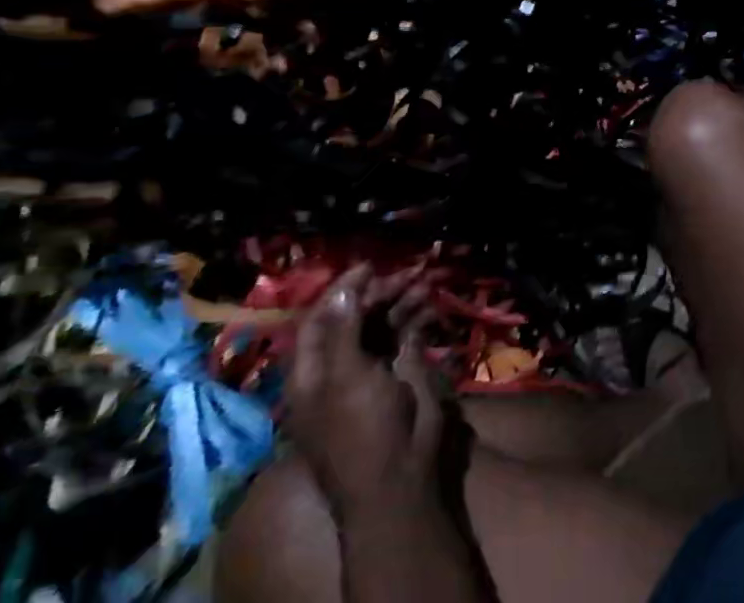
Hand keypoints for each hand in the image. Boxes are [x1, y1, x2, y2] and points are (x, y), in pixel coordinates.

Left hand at [285, 264, 442, 521]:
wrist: (399, 476)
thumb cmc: (362, 429)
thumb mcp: (346, 378)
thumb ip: (343, 330)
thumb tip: (342, 290)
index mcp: (312, 372)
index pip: (320, 320)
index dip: (341, 292)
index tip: (368, 267)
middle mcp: (339, 367)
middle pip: (355, 319)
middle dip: (378, 293)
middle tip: (406, 273)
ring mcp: (372, 372)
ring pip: (383, 326)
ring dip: (402, 302)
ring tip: (424, 282)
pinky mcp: (401, 376)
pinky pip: (406, 339)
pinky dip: (417, 320)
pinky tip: (431, 306)